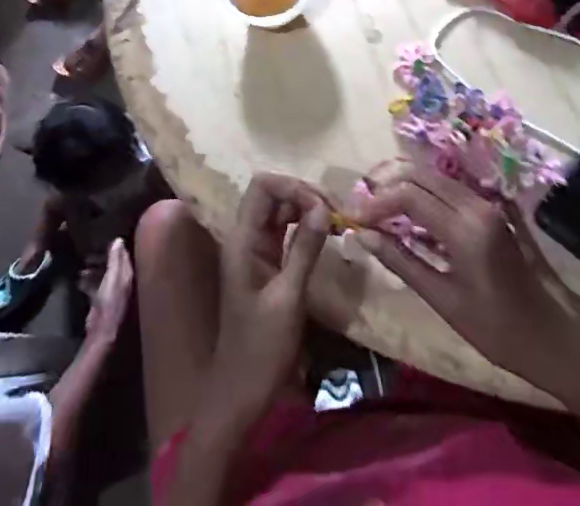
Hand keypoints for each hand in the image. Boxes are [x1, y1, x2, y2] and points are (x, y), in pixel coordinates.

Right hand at [83, 238, 131, 348]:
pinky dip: (87, 282)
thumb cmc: (111, 301)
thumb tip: (118, 240)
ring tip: (81, 266)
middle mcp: (122, 281)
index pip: (124, 255)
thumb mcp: (114, 278)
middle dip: (101, 258)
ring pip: (103, 275)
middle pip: (112, 264)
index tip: (103, 238)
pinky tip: (78, 280)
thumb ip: (116, 260)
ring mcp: (112, 292)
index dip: (115, 246)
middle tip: (87, 253)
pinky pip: (94, 286)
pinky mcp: (101, 301)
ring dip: (92, 270)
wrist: (103, 331)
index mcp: (129, 274)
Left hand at [200, 174, 331, 430]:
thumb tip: (324, 208)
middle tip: (338, 213)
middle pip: (274, 194)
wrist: (242, 392)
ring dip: (309, 209)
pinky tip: (329, 234)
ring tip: (338, 221)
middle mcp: (246, 238)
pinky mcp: (269, 264)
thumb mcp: (288, 297)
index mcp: (241, 240)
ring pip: (282, 211)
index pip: (263, 186)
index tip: (324, 206)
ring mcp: (257, 250)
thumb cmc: (261, 348)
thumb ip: (305, 249)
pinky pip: (288, 231)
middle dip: (305, 194)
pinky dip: (308, 227)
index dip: (293, 186)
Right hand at [352, 169, 579, 422]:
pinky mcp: (491, 211)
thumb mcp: (442, 298)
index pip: (409, 194)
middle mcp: (477, 205)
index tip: (354, 219)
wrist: (550, 339)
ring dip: (404, 187)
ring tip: (378, 210)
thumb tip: (363, 235)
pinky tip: (406, 215)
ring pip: (435, 178)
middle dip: (387, 185)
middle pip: (421, 175)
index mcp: (465, 227)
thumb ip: (401, 260)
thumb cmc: (494, 328)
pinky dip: (423, 196)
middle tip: (362, 207)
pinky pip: (449, 191)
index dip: (377, 202)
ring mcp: (487, 205)